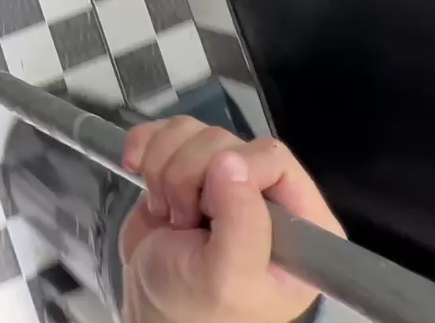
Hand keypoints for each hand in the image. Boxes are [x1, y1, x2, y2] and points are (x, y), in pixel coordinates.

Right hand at [118, 117, 343, 322]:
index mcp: (298, 223)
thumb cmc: (199, 308)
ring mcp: (221, 176)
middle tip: (181, 218)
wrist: (153, 308)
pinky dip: (142, 146)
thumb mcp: (228, 279)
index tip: (208, 206)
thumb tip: (231, 160)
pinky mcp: (182, 164)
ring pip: (190, 131)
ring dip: (161, 165)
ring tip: (165, 209)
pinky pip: (162, 129)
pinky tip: (136, 173)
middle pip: (223, 140)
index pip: (273, 160)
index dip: (233, 170)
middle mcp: (264, 193)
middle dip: (186, 173)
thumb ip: (242, 225)